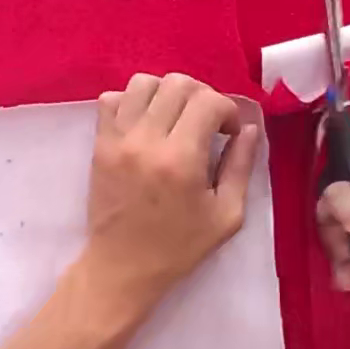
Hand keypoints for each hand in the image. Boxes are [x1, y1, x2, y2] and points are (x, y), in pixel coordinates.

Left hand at [82, 73, 260, 312]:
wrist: (122, 266)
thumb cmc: (179, 246)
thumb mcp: (226, 215)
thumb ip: (241, 166)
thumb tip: (250, 128)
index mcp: (181, 160)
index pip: (209, 101)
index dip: (228, 109)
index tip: (230, 132)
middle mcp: (146, 141)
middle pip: (178, 83)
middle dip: (203, 95)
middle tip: (208, 122)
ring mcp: (117, 139)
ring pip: (143, 82)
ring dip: (168, 92)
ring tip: (177, 117)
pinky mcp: (99, 144)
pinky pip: (111, 98)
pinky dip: (133, 100)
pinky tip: (147, 122)